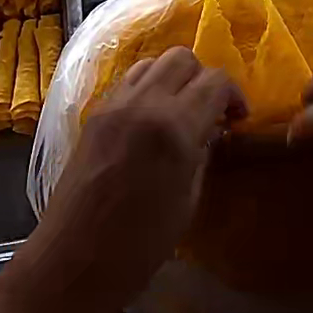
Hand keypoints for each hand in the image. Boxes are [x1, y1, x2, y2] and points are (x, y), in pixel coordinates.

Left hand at [0, 48, 242, 312]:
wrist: (76, 254)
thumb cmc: (141, 242)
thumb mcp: (188, 199)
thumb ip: (201, 153)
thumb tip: (210, 130)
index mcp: (173, 126)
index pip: (215, 81)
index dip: (234, 96)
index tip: (237, 121)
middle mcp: (141, 103)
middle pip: (181, 58)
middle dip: (203, 78)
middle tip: (210, 112)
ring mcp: (112, 104)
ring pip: (150, 63)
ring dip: (172, 78)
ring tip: (179, 113)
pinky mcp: (92, 114)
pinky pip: (126, 82)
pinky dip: (145, 88)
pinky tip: (149, 120)